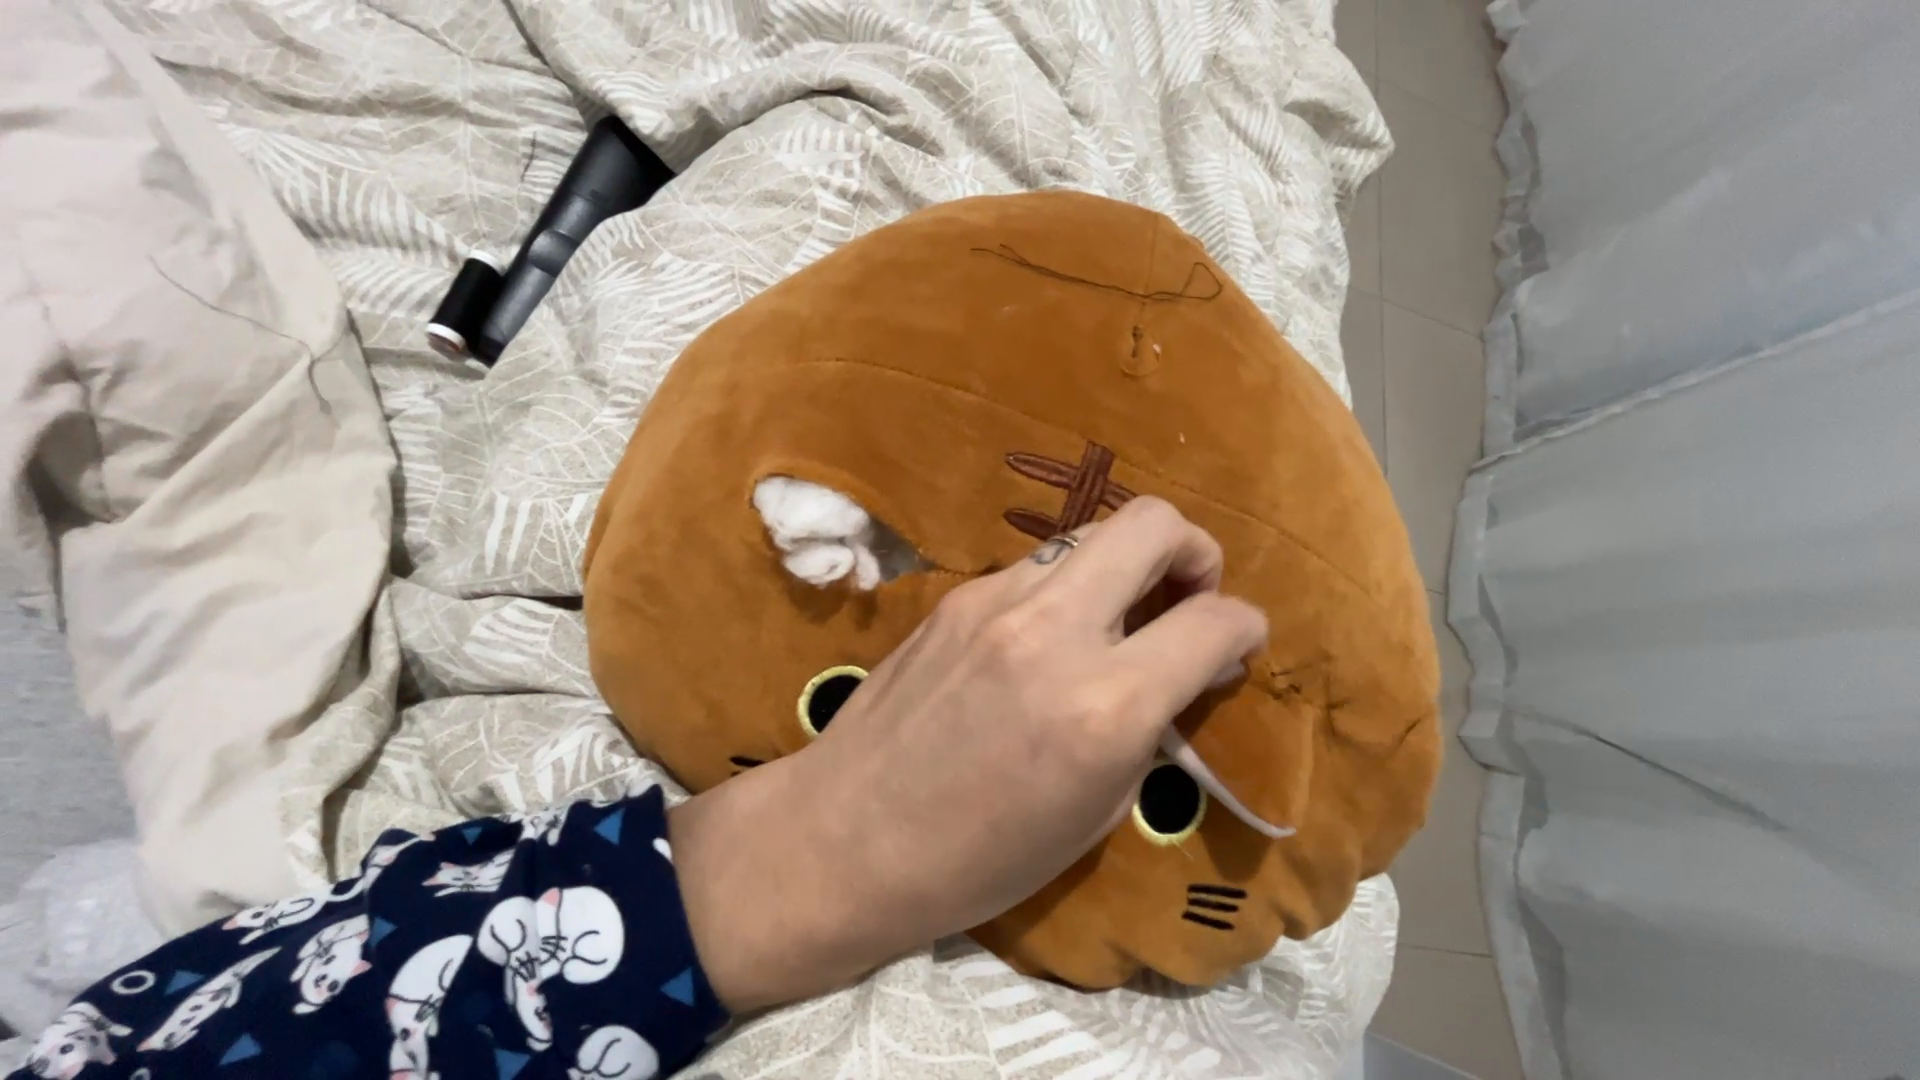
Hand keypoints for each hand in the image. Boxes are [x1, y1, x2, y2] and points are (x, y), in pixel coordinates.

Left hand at [669, 497, 1268, 1011]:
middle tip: (1189, 596)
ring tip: (1118, 616)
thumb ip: (1149, 724)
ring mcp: (995, 600)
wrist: (849, 837)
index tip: (1238, 645)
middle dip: (1194, 551)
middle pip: (1153, 522)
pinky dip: (1066, 587)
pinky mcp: (956, 596)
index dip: (1245, 627)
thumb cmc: (981, 857)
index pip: (1214, 621)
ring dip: (1124, 564)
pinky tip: (1048, 636)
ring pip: (1090, 533)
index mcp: (1104, 705)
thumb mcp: (1097, 810)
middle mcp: (1053, 630)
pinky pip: (1035, 567)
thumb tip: (1183, 671)